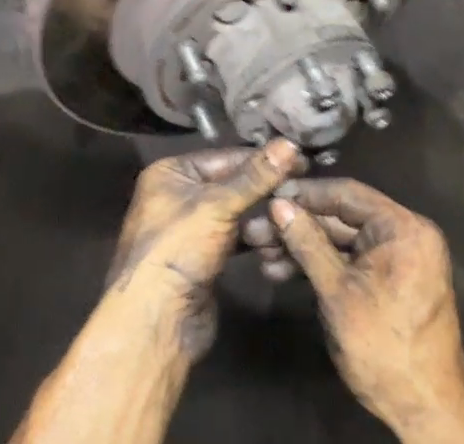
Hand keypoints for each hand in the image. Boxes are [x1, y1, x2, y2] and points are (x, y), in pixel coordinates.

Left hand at [105, 138, 305, 358]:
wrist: (157, 320)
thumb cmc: (179, 248)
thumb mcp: (218, 205)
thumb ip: (256, 176)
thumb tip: (290, 143)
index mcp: (171, 172)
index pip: (226, 157)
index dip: (264, 160)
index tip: (303, 162)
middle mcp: (178, 194)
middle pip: (232, 185)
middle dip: (265, 192)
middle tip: (306, 192)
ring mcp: (191, 228)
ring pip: (237, 213)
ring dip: (263, 219)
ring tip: (294, 220)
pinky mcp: (204, 256)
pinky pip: (236, 238)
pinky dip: (255, 239)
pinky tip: (278, 242)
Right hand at [257, 179, 463, 441]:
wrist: (424, 406)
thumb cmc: (383, 345)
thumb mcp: (337, 292)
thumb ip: (307, 243)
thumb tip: (277, 204)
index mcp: (404, 228)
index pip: (347, 194)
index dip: (305, 194)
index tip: (267, 195)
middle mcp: (405, 234)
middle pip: (342, 217)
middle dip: (298, 225)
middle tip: (256, 231)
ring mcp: (398, 258)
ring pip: (342, 240)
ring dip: (303, 247)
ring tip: (262, 255)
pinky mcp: (388, 280)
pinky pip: (351, 260)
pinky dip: (321, 265)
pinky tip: (283, 271)